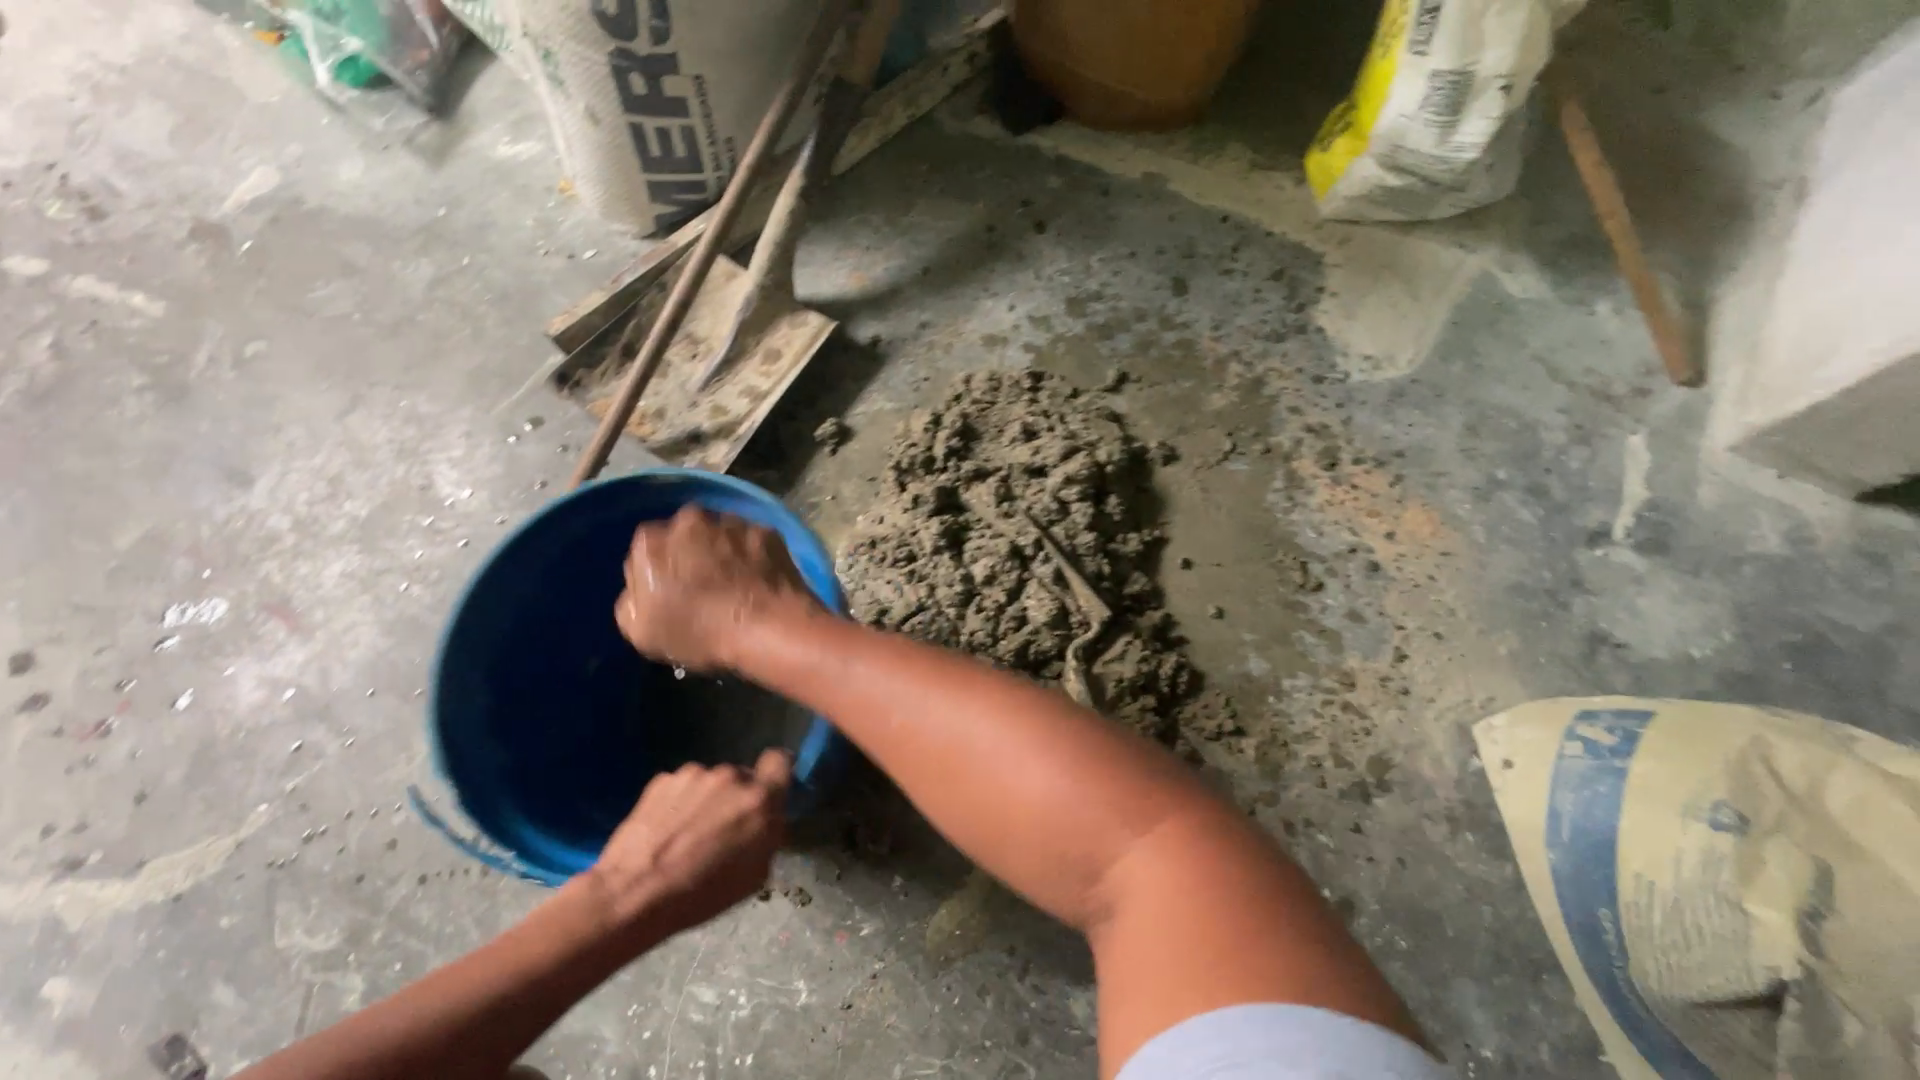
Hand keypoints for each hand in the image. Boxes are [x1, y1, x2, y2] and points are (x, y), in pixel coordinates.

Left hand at [588, 750, 790, 939]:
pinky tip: (665, 830)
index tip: (768, 792)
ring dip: (706, 800)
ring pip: (710, 782)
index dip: (776, 774)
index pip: (780, 761)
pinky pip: (682, 787)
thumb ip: (768, 834)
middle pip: (742, 777)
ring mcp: (693, 774)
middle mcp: (730, 776)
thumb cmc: (703, 893)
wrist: (634, 893)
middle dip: (736, 798)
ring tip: (686, 834)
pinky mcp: (662, 780)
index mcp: (759, 799)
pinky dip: (679, 803)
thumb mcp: (755, 874)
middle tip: (721, 829)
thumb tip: (765, 820)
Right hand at [615, 506, 821, 672]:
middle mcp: (689, 519)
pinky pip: (752, 542)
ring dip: (722, 552)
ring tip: (736, 585)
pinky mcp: (766, 530)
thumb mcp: (641, 632)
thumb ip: (630, 601)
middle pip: (683, 537)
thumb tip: (639, 589)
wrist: (770, 627)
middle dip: (690, 556)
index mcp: (650, 542)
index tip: (671, 596)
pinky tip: (759, 580)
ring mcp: (732, 521)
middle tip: (704, 589)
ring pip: (719, 535)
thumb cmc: (700, 632)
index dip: (657, 576)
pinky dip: (753, 556)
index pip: (644, 554)